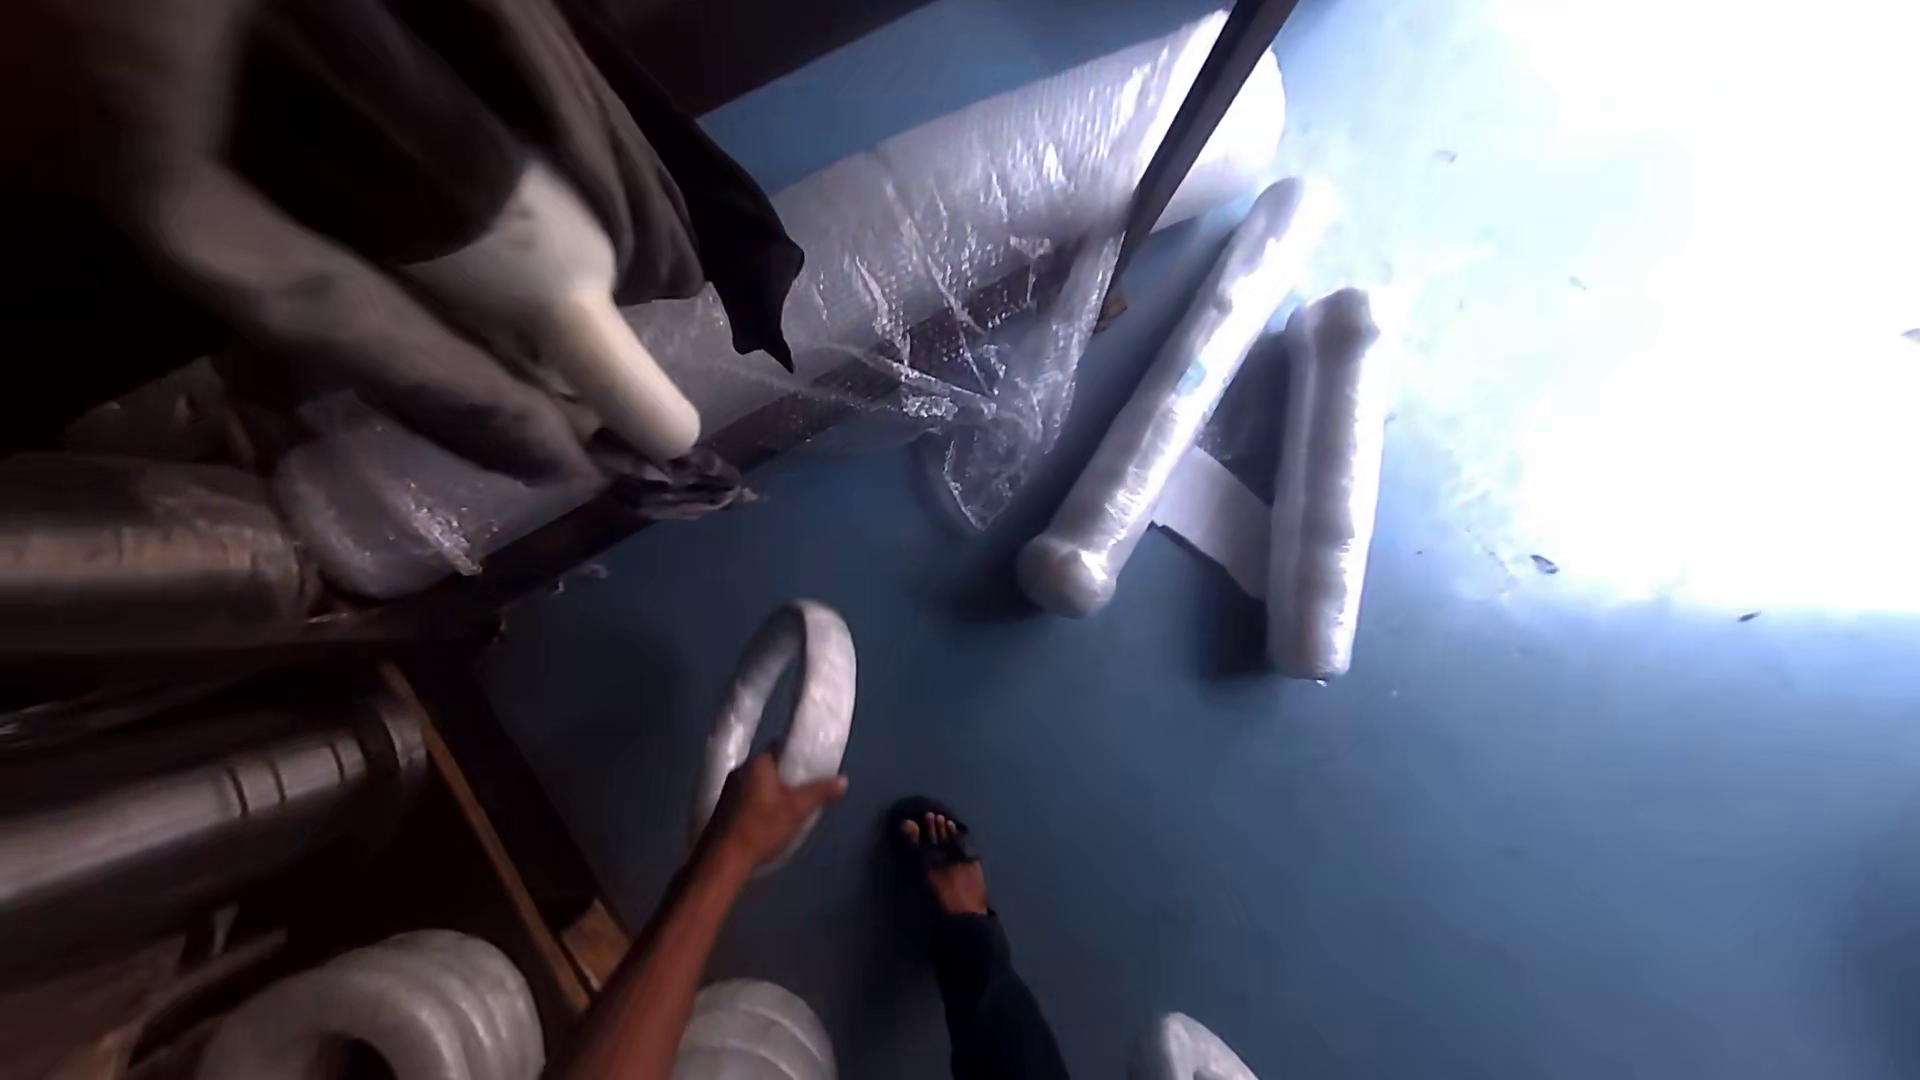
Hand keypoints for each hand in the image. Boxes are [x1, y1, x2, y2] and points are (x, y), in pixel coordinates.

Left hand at [707, 751, 847, 872]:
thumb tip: (844, 780)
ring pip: (756, 782)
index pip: (779, 745)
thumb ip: (822, 792)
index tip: (809, 765)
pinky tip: (766, 819)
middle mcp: (740, 770)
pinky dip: (757, 802)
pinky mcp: (720, 809)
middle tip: (802, 787)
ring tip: (787, 805)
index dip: (796, 753)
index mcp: (758, 763)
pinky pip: (745, 796)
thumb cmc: (762, 827)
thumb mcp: (798, 809)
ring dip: (770, 789)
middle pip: (768, 765)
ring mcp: (727, 790)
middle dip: (785, 774)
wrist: (722, 862)